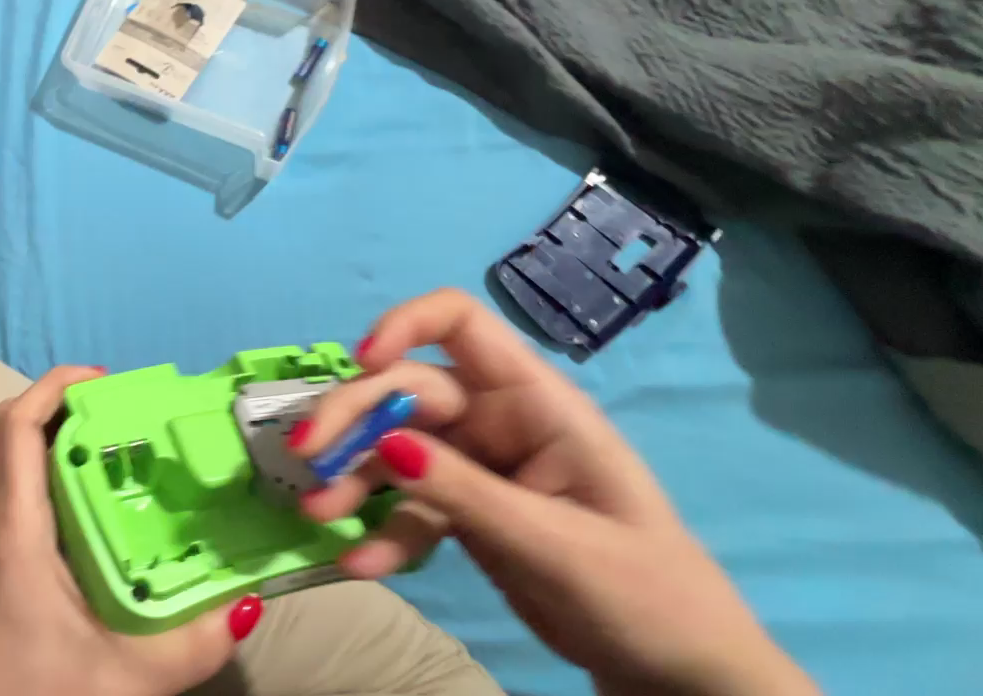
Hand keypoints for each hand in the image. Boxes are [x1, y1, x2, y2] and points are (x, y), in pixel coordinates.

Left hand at [0, 366, 263, 695]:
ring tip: (126, 443)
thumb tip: (247, 600)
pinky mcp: (8, 559)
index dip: (54, 386)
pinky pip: (30, 491)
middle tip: (130, 409)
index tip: (103, 379)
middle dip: (70, 406)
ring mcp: (0, 539)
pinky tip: (110, 501)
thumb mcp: (129, 675)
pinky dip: (64, 475)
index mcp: (18, 530)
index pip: (17, 427)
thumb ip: (193, 642)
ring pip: (23, 460)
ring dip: (67, 439)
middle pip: (20, 433)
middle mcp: (1, 521)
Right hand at [292, 291, 818, 695]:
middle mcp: (495, 419)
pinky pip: (406, 505)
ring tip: (316, 515)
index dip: (405, 324)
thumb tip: (382, 443)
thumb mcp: (556, 544)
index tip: (361, 363)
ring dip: (351, 476)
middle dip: (352, 419)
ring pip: (392, 445)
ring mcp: (474, 463)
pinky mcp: (460, 506)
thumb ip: (466, 492)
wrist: (677, 676)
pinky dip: (380, 530)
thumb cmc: (648, 595)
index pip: (460, 323)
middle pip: (404, 390)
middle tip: (306, 457)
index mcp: (534, 402)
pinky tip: (359, 564)